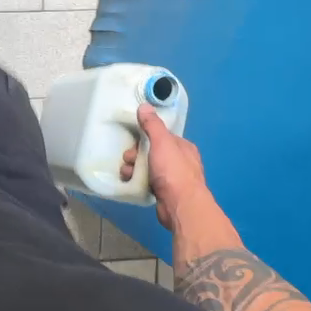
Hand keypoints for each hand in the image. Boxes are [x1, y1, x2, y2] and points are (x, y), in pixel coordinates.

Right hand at [119, 104, 205, 228]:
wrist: (180, 204)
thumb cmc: (173, 171)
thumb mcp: (162, 142)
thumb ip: (152, 125)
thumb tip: (144, 106)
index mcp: (183, 147)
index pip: (160, 137)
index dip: (145, 138)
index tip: (133, 144)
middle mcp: (181, 161)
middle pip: (152, 153)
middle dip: (136, 155)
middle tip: (128, 160)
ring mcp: (174, 178)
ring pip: (149, 168)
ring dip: (134, 169)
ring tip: (127, 174)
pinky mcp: (166, 193)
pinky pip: (148, 182)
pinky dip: (139, 181)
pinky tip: (131, 183)